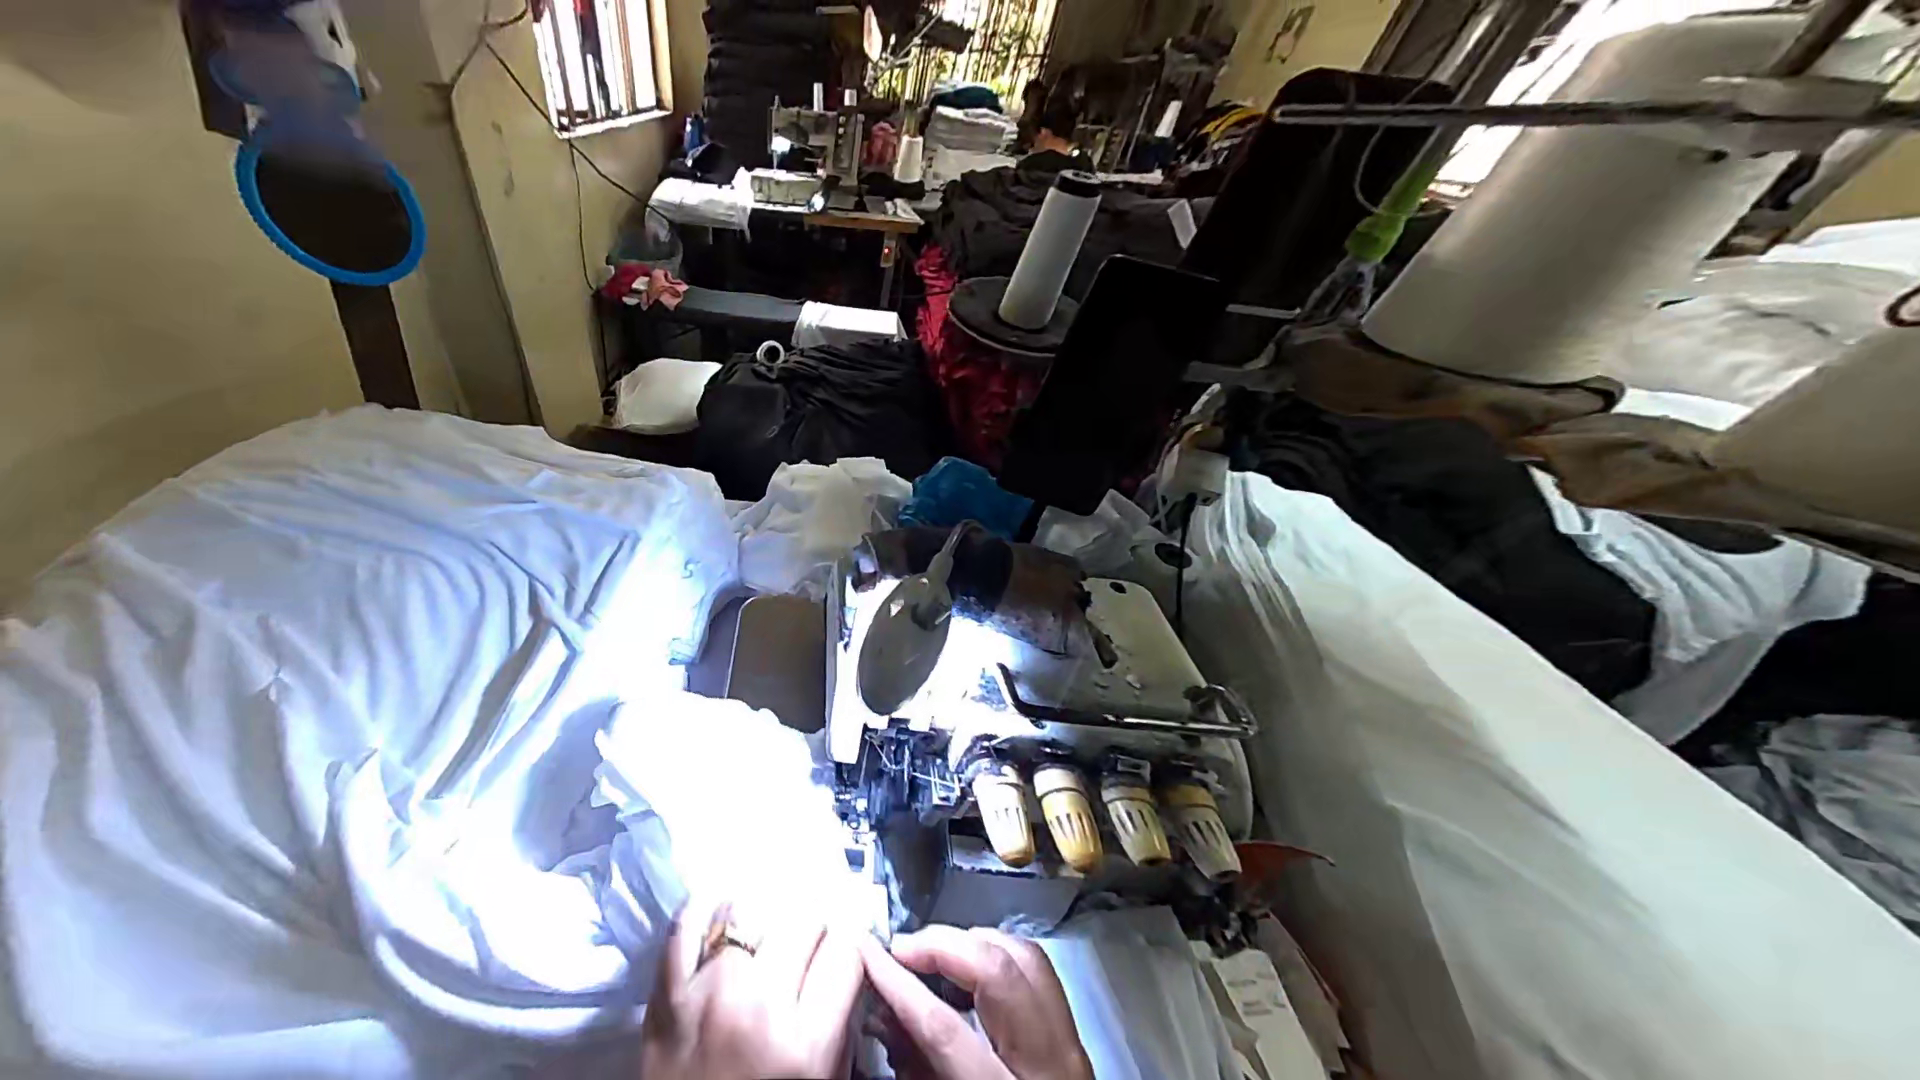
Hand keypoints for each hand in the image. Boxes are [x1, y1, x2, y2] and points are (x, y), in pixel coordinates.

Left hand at [638, 897, 864, 1079]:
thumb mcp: (821, 1079)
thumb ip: (839, 1019)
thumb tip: (846, 958)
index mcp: (805, 1043)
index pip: (846, 953)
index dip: (849, 948)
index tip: (841, 953)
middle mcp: (760, 1008)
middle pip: (804, 923)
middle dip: (811, 932)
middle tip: (804, 948)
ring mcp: (708, 996)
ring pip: (750, 912)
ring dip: (763, 920)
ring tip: (763, 934)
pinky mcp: (665, 996)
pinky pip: (686, 926)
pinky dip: (706, 910)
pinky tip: (721, 911)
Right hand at [857, 926, 1093, 1079]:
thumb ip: (915, 1067)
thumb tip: (883, 1011)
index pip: (944, 1029)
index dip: (900, 984)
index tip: (870, 952)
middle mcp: (1048, 1065)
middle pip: (997, 972)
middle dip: (944, 946)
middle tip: (904, 947)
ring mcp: (1069, 1047)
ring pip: (1024, 957)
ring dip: (975, 942)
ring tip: (936, 951)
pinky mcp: (1074, 1037)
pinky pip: (1038, 969)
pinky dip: (1002, 952)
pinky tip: (973, 962)